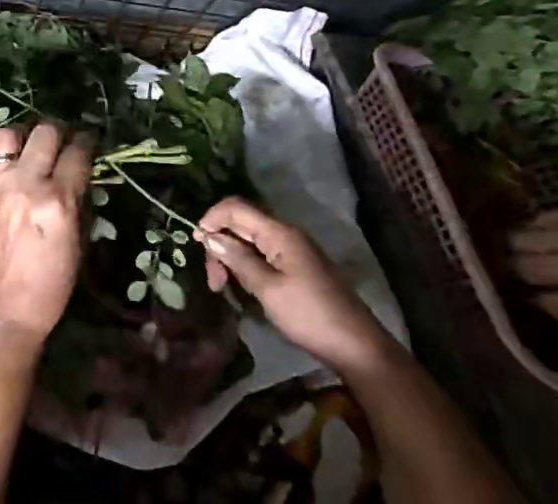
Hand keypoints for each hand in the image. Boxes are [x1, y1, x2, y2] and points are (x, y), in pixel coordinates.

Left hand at [0, 123, 92, 346]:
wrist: (7, 299)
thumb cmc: (53, 278)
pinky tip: (11, 166)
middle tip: (64, 136)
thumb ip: (80, 200)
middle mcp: (26, 182)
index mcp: (58, 199)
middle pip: (44, 132)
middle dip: (59, 129)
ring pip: (9, 133)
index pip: (77, 152)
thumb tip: (80, 171)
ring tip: (32, 144)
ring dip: (26, 134)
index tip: (90, 140)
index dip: (87, 141)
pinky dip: (3, 155)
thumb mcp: (80, 240)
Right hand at [199, 197, 394, 374]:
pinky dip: (243, 267)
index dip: (211, 218)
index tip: (197, 243)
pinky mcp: (295, 268)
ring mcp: (292, 253)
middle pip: (238, 225)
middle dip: (218, 245)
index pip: (235, 208)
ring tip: (222, 288)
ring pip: (246, 242)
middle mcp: (285, 236)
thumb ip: (237, 258)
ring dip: (229, 259)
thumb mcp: (267, 288)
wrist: (359, 350)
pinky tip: (240, 287)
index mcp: (280, 234)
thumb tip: (209, 237)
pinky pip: (259, 256)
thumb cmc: (311, 316)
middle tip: (213, 279)